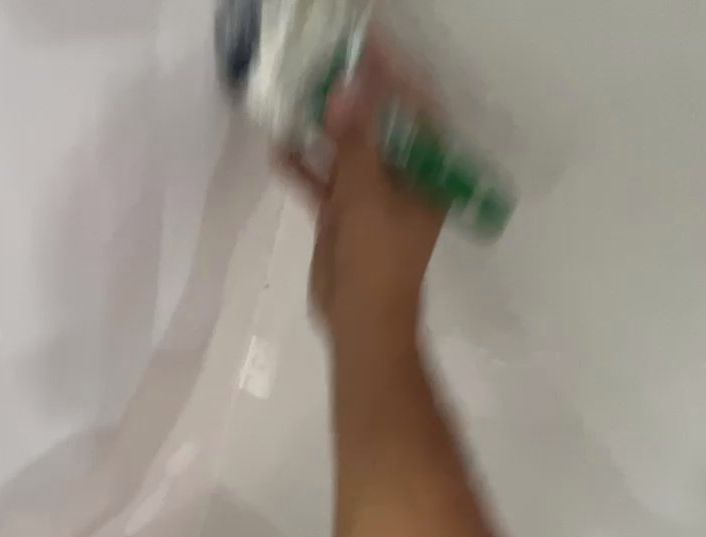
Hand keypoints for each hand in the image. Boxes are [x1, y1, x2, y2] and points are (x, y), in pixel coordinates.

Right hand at [278, 40, 445, 339]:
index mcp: (425, 168)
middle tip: (318, 68)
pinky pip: (322, 184)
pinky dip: (303, 169)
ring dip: (320, 131)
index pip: (413, 107)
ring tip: (292, 102)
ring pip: (345, 153)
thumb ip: (354, 143)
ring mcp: (369, 196)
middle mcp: (400, 175)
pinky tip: (280, 150)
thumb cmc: (378, 260)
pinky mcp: (341, 217)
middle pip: (376, 125)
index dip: (391, 75)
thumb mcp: (366, 196)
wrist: (361, 320)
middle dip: (349, 99)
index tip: (363, 48)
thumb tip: (343, 91)